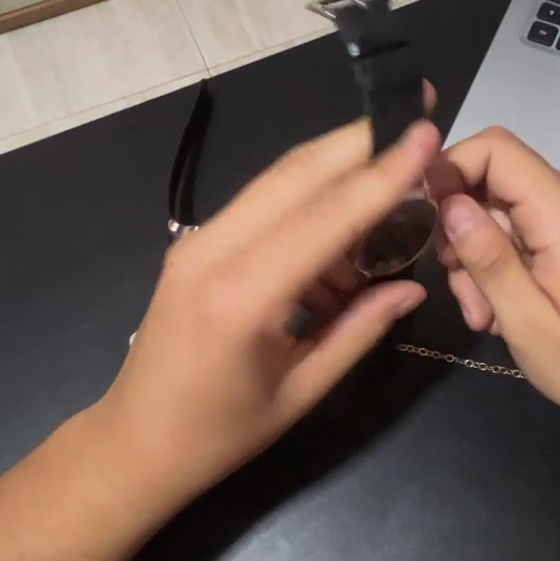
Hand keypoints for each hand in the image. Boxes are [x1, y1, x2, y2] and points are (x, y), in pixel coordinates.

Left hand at [99, 115, 438, 495]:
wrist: (134, 441)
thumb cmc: (219, 433)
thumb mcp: (300, 391)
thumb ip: (360, 331)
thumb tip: (414, 288)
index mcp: (242, 297)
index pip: (326, 216)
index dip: (382, 173)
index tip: (425, 133)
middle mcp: (214, 250)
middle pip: (298, 173)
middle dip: (362, 141)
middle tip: (415, 120)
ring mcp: (198, 239)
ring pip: (279, 178)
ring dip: (339, 167)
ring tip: (393, 180)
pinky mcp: (195, 242)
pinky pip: (263, 202)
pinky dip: (310, 198)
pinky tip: (344, 229)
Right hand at [429, 128, 559, 438]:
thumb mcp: (529, 324)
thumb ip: (489, 260)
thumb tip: (448, 204)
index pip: (495, 149)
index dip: (449, 169)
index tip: (422, 220)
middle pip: (488, 177)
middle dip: (457, 227)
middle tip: (459, 288)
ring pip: (492, 209)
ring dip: (473, 257)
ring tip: (483, 315)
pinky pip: (511, 230)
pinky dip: (493, 264)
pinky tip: (497, 312)